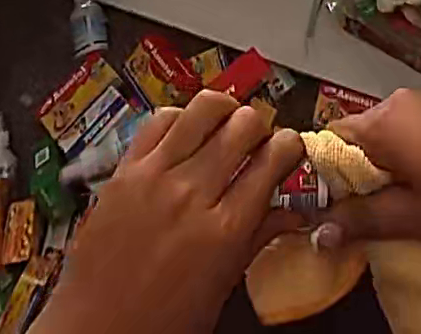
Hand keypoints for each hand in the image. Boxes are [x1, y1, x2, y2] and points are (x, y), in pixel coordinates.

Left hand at [33, 90, 305, 333]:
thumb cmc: (162, 323)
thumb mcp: (222, 287)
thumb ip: (259, 238)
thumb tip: (295, 212)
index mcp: (224, 231)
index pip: (274, 159)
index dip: (291, 145)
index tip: (289, 149)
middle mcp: (193, 193)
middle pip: (244, 124)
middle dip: (260, 127)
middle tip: (256, 142)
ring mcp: (156, 176)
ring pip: (205, 107)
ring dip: (225, 110)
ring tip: (225, 125)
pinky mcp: (125, 169)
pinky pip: (161, 119)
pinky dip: (181, 118)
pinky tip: (186, 134)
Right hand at [316, 88, 420, 254]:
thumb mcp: (415, 219)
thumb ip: (363, 220)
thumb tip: (319, 232)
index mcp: (385, 121)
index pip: (332, 139)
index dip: (324, 175)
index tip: (328, 211)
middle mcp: (399, 102)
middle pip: (357, 137)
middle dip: (355, 176)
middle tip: (365, 217)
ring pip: (383, 136)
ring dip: (381, 170)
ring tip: (397, 207)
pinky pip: (407, 132)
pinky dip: (403, 159)